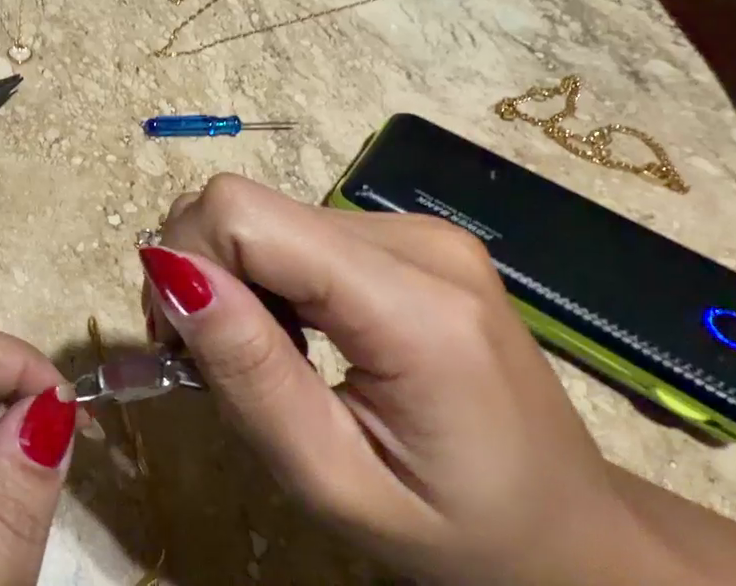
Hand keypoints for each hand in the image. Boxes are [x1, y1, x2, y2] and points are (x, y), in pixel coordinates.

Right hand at [134, 174, 735, 585]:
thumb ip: (249, 372)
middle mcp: (417, 242)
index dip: (185, 261)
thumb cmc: (449, 526)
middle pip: (242, 205)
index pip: (243, 214)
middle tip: (209, 356)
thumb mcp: (330, 480)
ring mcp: (416, 232)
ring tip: (258, 353)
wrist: (568, 529)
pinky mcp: (405, 235)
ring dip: (225, 277)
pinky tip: (288, 331)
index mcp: (416, 308)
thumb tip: (168, 270)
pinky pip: (285, 227)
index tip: (182, 339)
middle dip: (196, 272)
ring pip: (255, 213)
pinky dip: (258, 273)